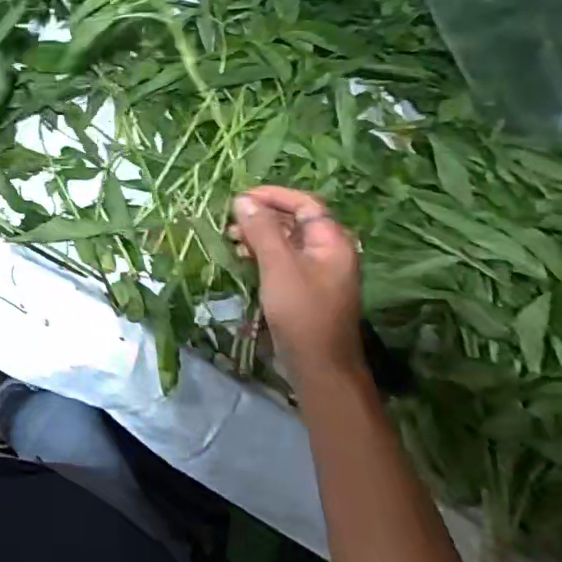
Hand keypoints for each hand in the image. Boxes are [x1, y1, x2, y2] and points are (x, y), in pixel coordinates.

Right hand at [230, 186, 364, 387]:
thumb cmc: (301, 311)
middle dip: (261, 215)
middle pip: (295, 219)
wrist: (319, 365)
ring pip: (286, 239)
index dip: (272, 196)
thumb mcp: (278, 266)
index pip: (304, 203)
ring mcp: (318, 270)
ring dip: (258, 234)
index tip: (240, 199)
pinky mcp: (305, 286)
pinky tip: (242, 257)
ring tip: (231, 238)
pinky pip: (283, 258)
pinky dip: (262, 252)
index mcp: (332, 241)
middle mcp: (329, 251)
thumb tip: (243, 200)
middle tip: (230, 220)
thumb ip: (262, 230)